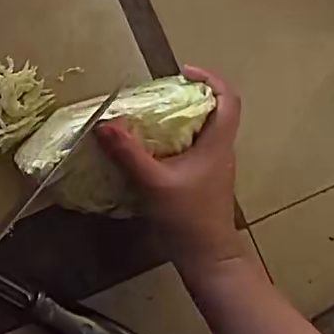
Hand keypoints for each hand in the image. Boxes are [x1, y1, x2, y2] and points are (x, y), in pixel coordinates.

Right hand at [97, 64, 243, 274]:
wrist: (208, 261)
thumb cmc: (189, 219)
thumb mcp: (154, 184)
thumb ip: (129, 153)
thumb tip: (104, 125)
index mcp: (217, 143)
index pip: (228, 98)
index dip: (210, 78)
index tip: (183, 73)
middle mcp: (220, 148)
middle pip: (216, 108)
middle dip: (190, 94)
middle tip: (161, 91)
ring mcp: (215, 164)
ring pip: (205, 127)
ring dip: (182, 115)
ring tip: (152, 114)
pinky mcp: (205, 177)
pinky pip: (195, 144)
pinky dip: (177, 135)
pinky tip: (153, 145)